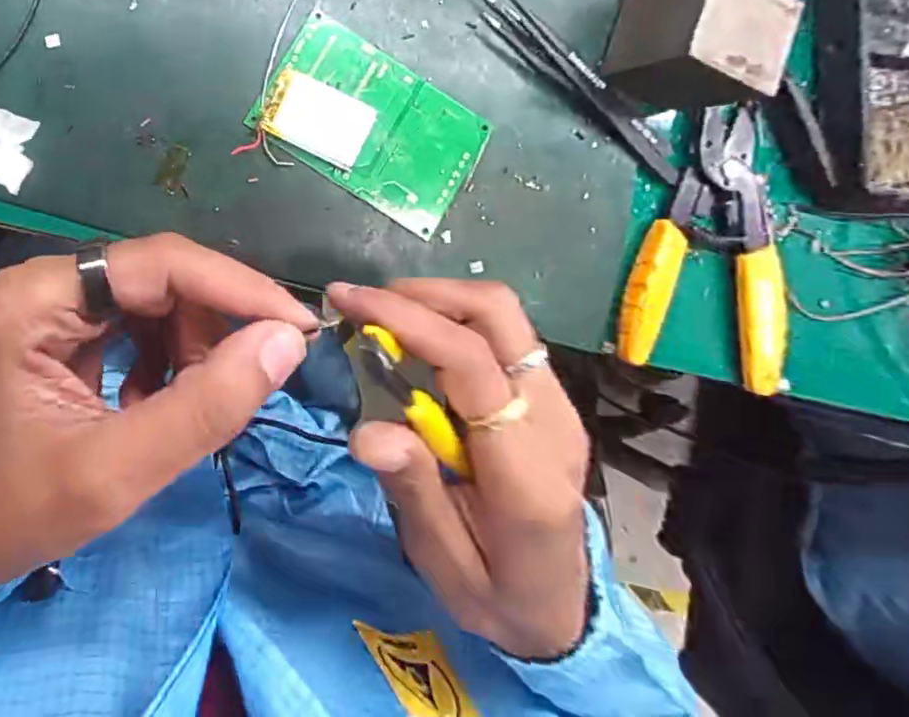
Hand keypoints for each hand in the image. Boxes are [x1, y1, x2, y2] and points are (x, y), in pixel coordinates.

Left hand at [0, 234, 316, 594]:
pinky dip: (170, 356)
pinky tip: (158, 401)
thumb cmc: (25, 509)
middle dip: (212, 325)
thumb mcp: (118, 471)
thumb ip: (203, 407)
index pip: (153, 263)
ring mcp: (56, 298)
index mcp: (36, 299)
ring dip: (193, 345)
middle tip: (250, 378)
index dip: (232, 287)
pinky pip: (143, 318)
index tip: (297, 324)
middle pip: (159, 274)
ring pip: (159, 295)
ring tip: (190, 403)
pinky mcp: (69, 321)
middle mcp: (45, 281)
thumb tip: (285, 341)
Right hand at [326, 279, 590, 659]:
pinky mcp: (544, 398)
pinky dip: (447, 318)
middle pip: (498, 314)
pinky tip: (409, 340)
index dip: (405, 318)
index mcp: (526, 470)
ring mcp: (555, 404)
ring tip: (378, 317)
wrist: (563, 615)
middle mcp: (552, 421)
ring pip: (500, 314)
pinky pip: (497, 333)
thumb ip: (414, 492)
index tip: (345, 301)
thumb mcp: (445, 564)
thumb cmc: (497, 596)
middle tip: (361, 303)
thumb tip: (368, 433)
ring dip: (432, 300)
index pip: (470, 363)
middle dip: (421, 293)